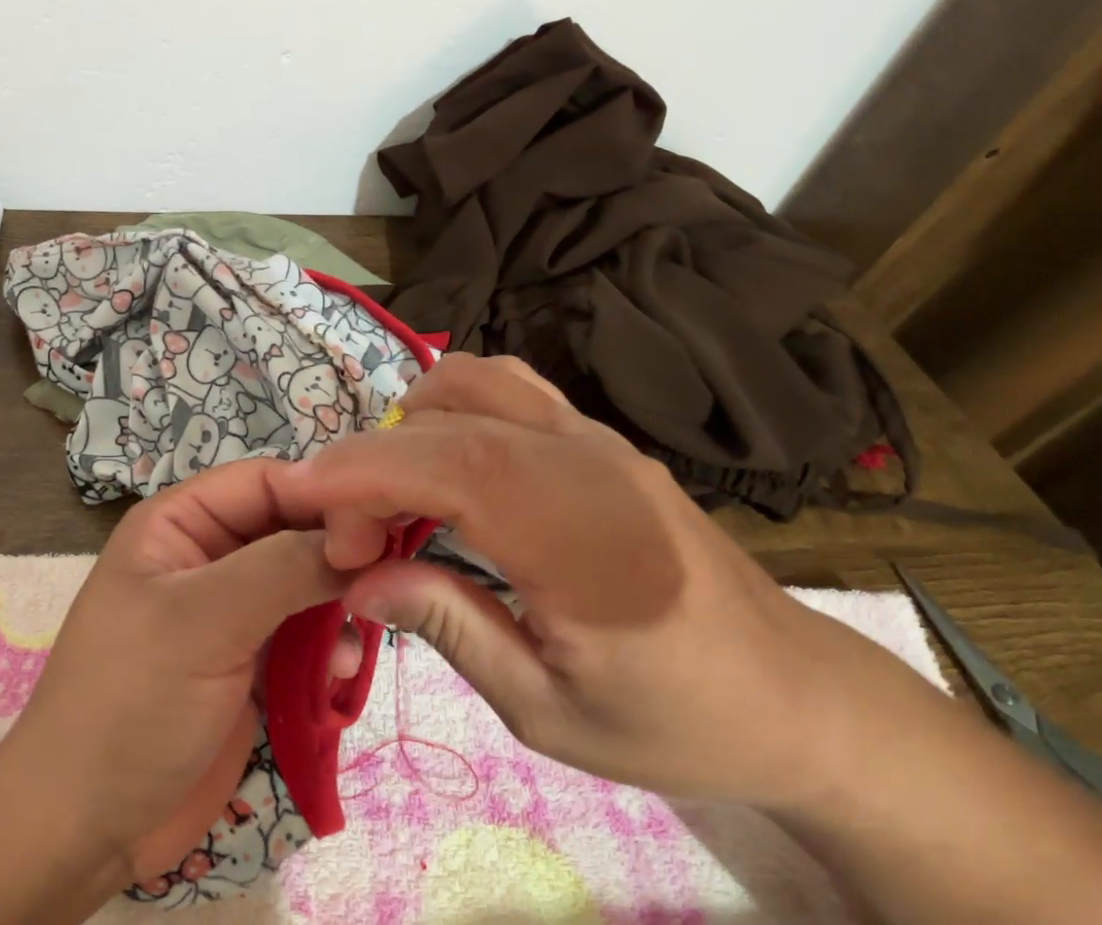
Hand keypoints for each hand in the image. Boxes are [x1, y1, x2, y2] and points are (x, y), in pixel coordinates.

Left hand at [0, 459, 349, 882]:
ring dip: (338, 608)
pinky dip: (328, 652)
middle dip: (339, 556)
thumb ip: (282, 567)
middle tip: (387, 585)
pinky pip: (305, 638)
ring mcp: (229, 614)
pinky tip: (337, 679)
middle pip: (293, 530)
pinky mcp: (249, 666)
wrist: (89, 824)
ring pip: (307, 585)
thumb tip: (363, 534)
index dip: (325, 495)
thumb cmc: (131, 703)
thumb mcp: (201, 622)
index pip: (267, 480)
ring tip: (354, 647)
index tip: (384, 530)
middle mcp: (207, 557)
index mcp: (178, 524)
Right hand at [269, 353, 935, 810]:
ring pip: (480, 380)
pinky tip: (442, 473)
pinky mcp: (606, 443)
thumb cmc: (674, 721)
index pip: (448, 466)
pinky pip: (513, 392)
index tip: (303, 506)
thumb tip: (358, 580)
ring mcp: (602, 443)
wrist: (799, 700)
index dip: (361, 473)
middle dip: (370, 462)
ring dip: (411, 423)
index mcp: (582, 538)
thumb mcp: (547, 709)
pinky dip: (452, 414)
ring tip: (387, 497)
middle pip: (450, 418)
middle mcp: (591, 465)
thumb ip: (450, 627)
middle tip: (344, 540)